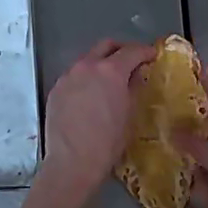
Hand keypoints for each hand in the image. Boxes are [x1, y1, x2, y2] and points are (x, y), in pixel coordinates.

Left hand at [38, 39, 154, 204]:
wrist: (73, 161)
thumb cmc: (108, 141)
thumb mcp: (129, 114)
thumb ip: (133, 88)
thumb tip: (134, 76)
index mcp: (110, 70)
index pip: (132, 51)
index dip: (145, 52)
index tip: (151, 56)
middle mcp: (86, 67)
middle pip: (106, 46)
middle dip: (121, 50)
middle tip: (131, 60)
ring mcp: (67, 77)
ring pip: (86, 60)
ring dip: (100, 64)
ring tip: (109, 79)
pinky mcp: (55, 90)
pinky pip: (73, 77)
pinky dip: (85, 79)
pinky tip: (89, 94)